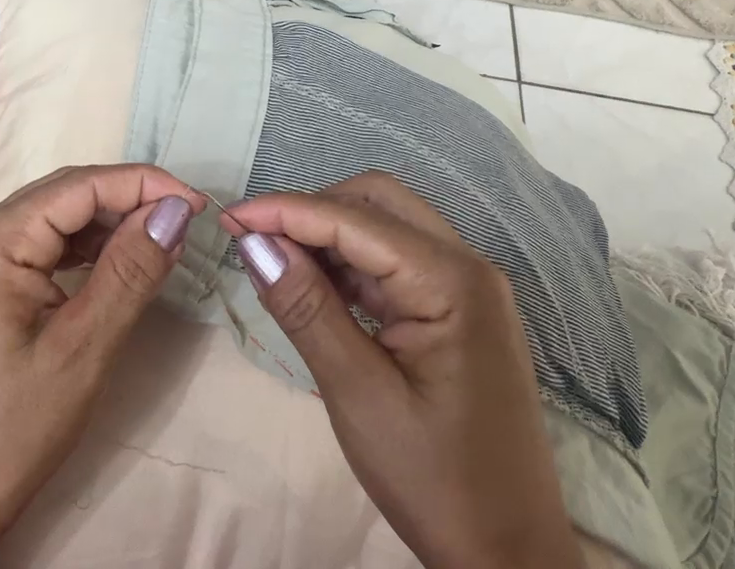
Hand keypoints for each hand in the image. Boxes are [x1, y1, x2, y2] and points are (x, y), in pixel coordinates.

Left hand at [0, 164, 203, 568]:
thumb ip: (130, 271)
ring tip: (165, 241)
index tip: (199, 203)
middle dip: (130, 199)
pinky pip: (49, 244)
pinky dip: (91, 246)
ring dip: (113, 221)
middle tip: (188, 222)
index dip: (142, 184)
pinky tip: (124, 261)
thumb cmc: (15, 426)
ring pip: (60, 216)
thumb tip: (174, 213)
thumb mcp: (84, 347)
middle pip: (67, 193)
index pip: (79, 186)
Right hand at [221, 172, 581, 568]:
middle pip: (377, 201)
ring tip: (274, 262)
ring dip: (328, 233)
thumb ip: (306, 308)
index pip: (353, 219)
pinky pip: (394, 261)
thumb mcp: (357, 393)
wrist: (507, 551)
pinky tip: (314, 285)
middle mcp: (467, 266)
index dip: (285, 211)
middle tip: (254, 241)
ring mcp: (467, 287)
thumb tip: (255, 243)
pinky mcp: (457, 310)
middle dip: (311, 209)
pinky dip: (349, 262)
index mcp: (452, 281)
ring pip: (385, 225)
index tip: (227, 217)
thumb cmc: (434, 478)